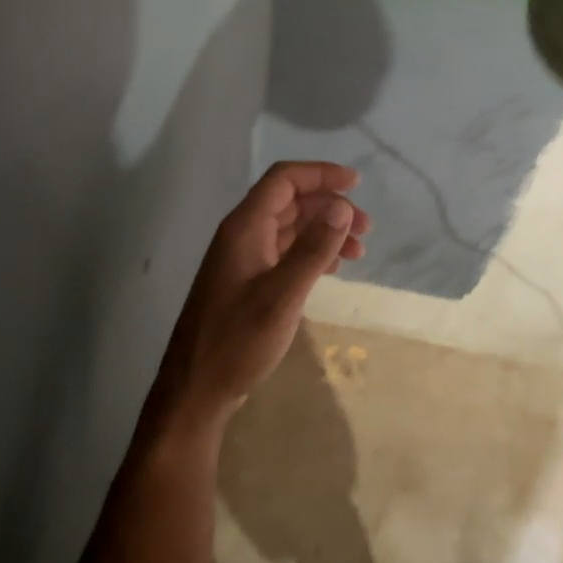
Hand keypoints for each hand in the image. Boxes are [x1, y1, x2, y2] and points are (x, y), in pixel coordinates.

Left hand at [149, 162, 371, 434]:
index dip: (320, 174)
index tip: (356, 183)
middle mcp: (242, 235)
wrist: (197, 388)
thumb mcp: (283, 295)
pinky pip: (284, 252)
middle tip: (366, 228)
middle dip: (329, 206)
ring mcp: (243, 259)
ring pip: (289, 228)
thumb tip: (341, 207)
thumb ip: (313, 249)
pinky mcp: (247, 283)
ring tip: (357, 251)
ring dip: (324, 231)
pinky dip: (311, 252)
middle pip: (290, 201)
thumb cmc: (238, 340)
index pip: (284, 180)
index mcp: (245, 228)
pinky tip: (331, 268)